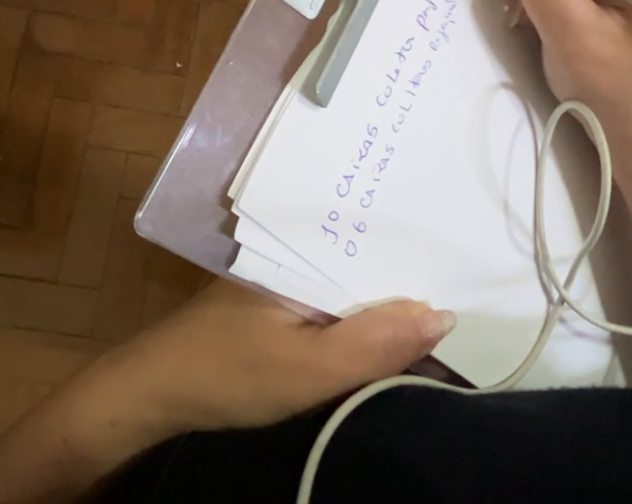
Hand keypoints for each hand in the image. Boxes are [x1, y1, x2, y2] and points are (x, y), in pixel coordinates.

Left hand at [78, 281, 453, 443]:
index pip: (375, 239)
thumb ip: (372, 344)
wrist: (155, 393)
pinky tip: (392, 332)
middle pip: (367, 259)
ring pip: (352, 282)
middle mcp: (298, 251)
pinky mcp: (281, 303)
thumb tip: (443, 316)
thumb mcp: (307, 368)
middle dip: (413, 275)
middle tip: (476, 286)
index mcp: (303, 250)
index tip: (475, 262)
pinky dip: (363, 317)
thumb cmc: (228, 373)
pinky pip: (335, 302)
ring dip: (389, 299)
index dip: (424, 252)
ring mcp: (288, 277)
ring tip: (448, 306)